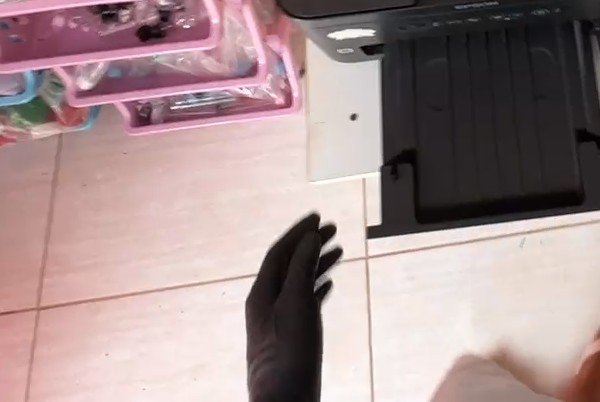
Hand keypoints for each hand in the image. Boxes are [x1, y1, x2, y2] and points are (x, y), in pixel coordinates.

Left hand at [246, 213, 342, 401]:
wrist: (287, 401)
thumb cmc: (289, 353)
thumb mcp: (295, 303)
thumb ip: (301, 267)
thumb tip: (309, 238)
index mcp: (262, 293)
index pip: (279, 252)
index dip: (298, 232)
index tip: (319, 216)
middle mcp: (267, 303)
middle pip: (289, 263)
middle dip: (310, 244)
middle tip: (333, 228)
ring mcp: (278, 320)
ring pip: (298, 281)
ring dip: (317, 262)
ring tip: (338, 250)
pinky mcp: (290, 336)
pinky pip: (304, 300)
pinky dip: (317, 286)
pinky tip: (329, 284)